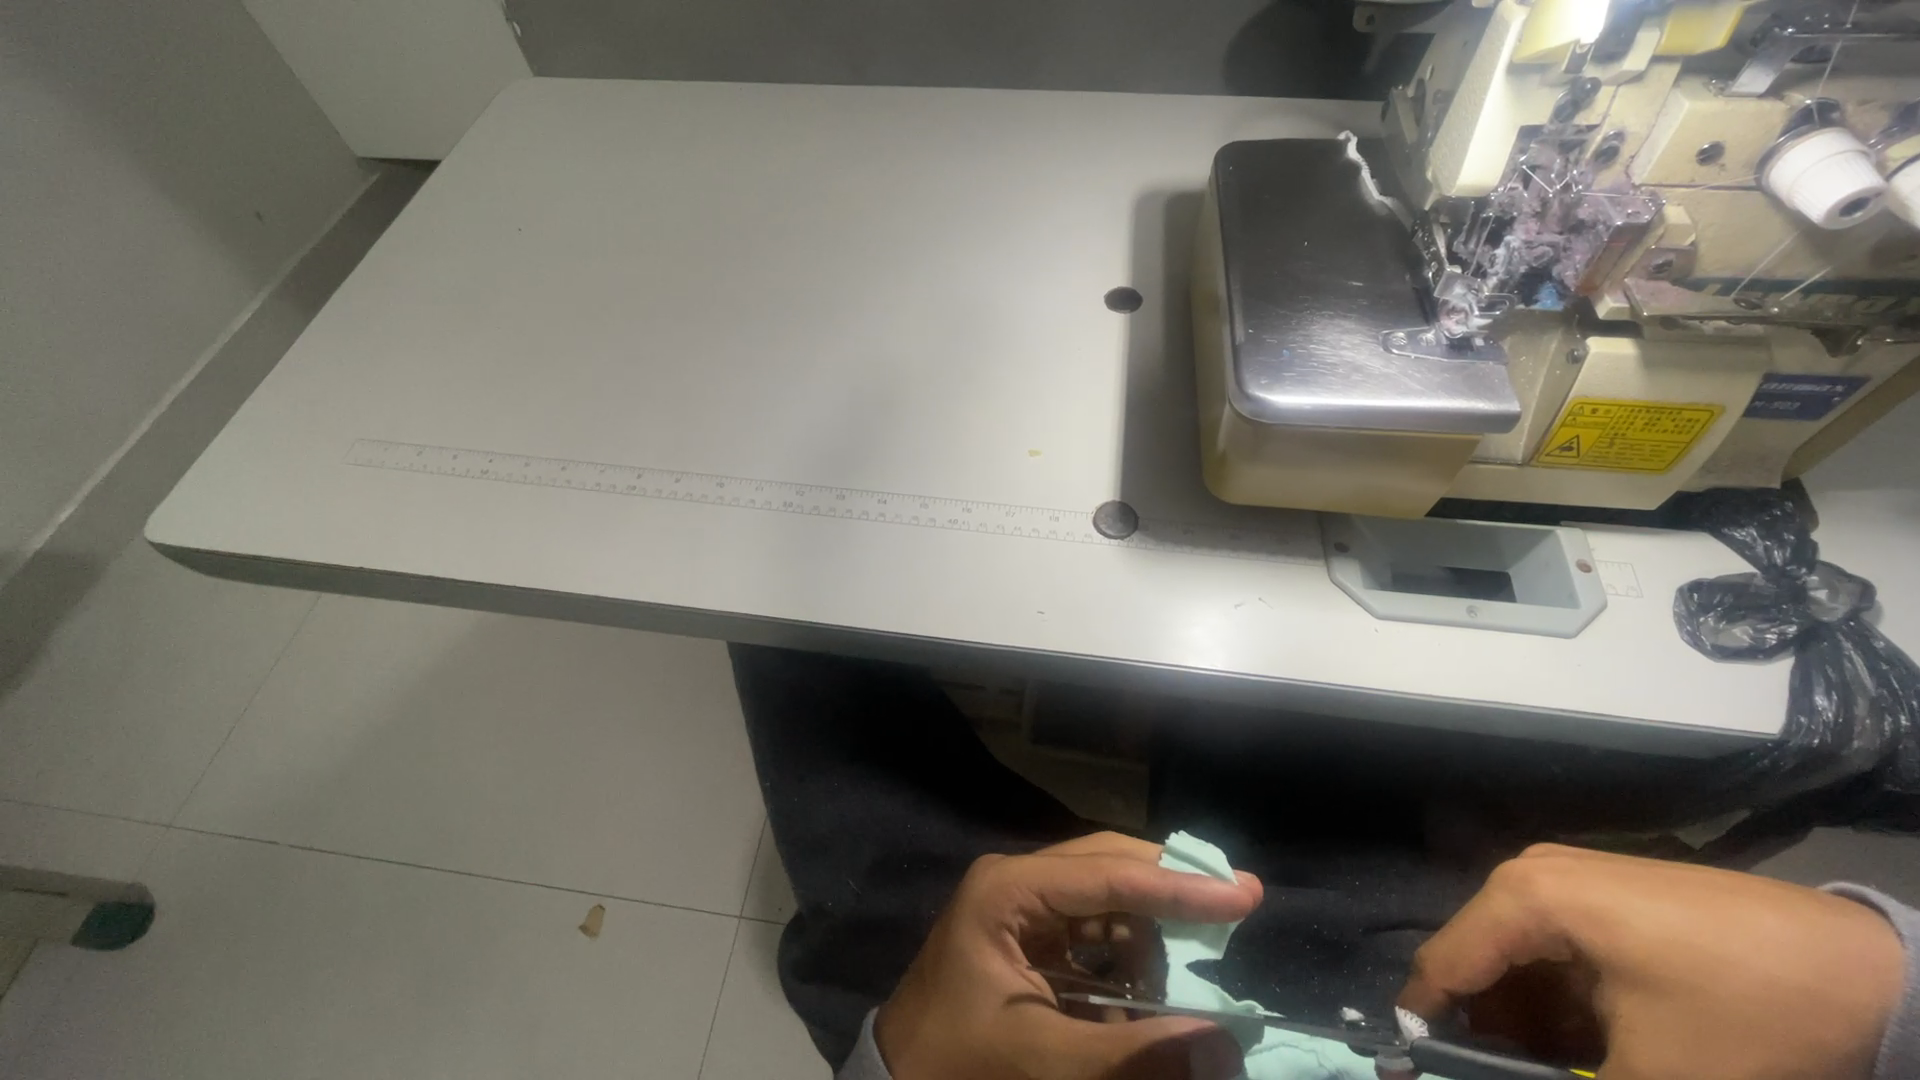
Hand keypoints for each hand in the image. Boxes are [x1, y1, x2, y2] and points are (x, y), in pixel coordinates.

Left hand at [875, 832, 1262, 1079]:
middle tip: (1236, 904)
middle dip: (1171, 888)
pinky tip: (1152, 987)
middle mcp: (1016, 882)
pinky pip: (1092, 930)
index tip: (1245, 895)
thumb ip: (1136, 1054)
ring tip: (1194, 961)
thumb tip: (1225, 1044)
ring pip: (1105, 895)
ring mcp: (1020, 906)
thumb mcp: (1043, 1064)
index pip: (1109, 875)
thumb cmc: (959, 1066)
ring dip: (1152, 925)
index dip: (1181, 887)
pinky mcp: (1027, 937)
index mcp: (1008, 891)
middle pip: (1109, 865)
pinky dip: (1129, 954)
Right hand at [1399, 844, 1903, 1079]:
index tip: (1418, 1066)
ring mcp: (1572, 872)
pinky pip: (1556, 941)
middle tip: (1495, 1072)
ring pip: (1519, 951)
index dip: (1426, 1021)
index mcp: (1526, 896)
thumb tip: (1498, 1078)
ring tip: (1549, 1064)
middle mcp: (1533, 871)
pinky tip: (1590, 1039)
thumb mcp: (1651, 1076)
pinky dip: (1561, 994)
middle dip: (1484, 1023)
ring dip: (1525, 1014)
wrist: (1876, 974)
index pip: (1446, 962)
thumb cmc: (1743, 1015)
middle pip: (1481, 955)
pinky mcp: (1609, 887)